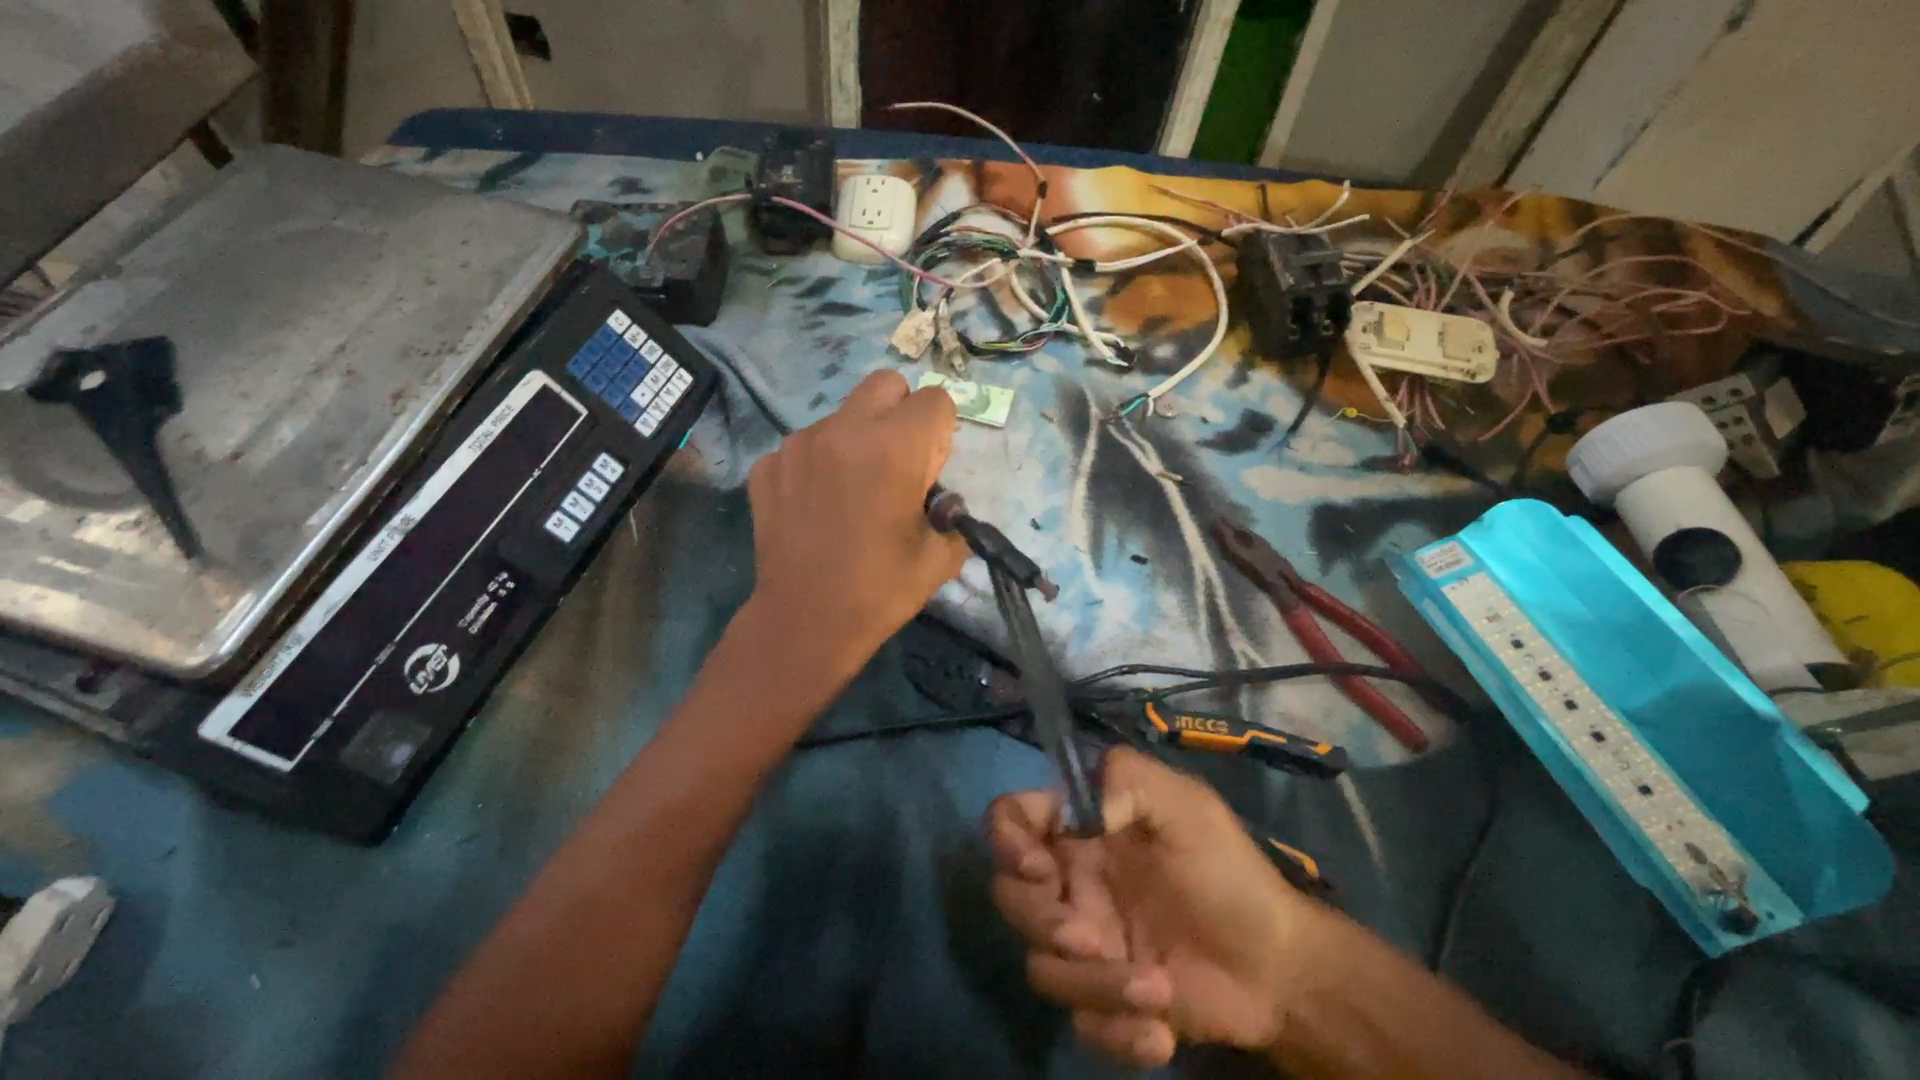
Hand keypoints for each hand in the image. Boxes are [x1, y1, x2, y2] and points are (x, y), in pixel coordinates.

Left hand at [740, 369, 969, 680]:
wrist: (805, 622)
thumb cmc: (880, 590)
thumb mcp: (940, 556)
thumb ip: (952, 513)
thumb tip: (940, 498)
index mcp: (893, 447)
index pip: (935, 400)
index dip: (941, 433)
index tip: (931, 469)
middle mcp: (844, 430)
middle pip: (885, 384)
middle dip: (901, 413)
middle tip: (897, 463)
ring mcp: (798, 444)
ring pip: (842, 415)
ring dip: (856, 439)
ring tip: (852, 493)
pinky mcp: (767, 465)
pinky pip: (804, 446)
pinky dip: (818, 465)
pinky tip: (817, 508)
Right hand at [986, 747, 1330, 1067]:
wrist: (1281, 967)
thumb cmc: (1230, 875)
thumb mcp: (1188, 807)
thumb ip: (1130, 780)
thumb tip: (1082, 807)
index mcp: (1084, 833)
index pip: (1013, 820)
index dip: (1007, 839)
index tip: (1038, 867)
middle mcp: (1074, 886)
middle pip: (1011, 897)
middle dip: (1042, 921)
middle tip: (1089, 938)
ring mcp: (1086, 947)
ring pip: (1042, 968)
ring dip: (1093, 985)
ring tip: (1155, 989)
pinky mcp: (1106, 1002)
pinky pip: (1082, 1023)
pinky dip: (1118, 1030)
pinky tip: (1162, 1031)